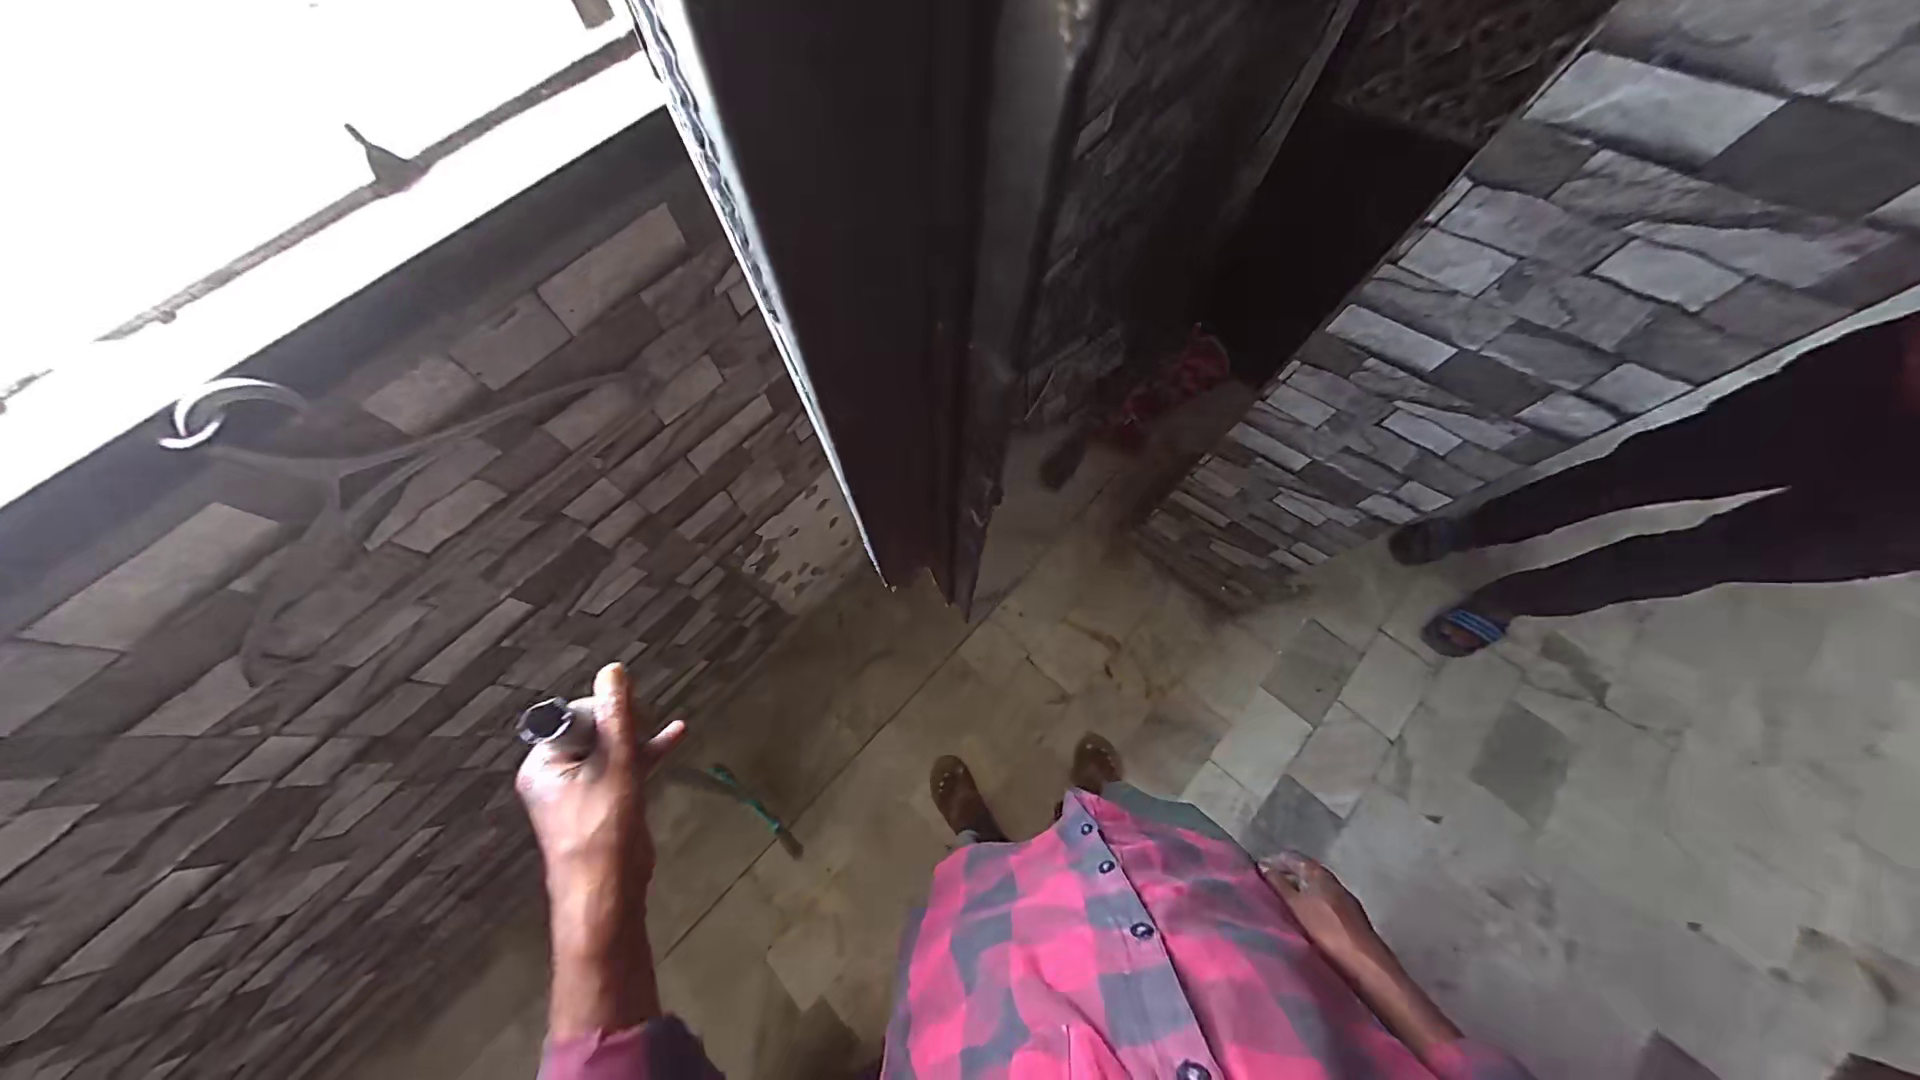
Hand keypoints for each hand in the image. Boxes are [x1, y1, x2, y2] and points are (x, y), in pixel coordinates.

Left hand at [517, 662, 685, 1036]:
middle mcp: (556, 774)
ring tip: (664, 729)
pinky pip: (624, 766)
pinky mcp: (605, 801)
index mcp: (544, 765)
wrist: (609, 891)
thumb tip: (612, 671)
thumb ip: (616, 716)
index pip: (571, 716)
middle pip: (593, 728)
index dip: (602, 714)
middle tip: (643, 728)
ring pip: (612, 746)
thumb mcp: (616, 763)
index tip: (627, 723)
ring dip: (638, 737)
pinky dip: (646, 753)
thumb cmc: (605, 828)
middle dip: (623, 724)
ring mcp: (581, 789)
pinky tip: (674, 737)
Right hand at [1258, 851, 1380, 968]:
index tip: (1259, 869)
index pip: (1294, 857)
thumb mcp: (1296, 905)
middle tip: (1268, 885)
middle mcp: (1334, 882)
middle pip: (1306, 872)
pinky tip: (1305, 917)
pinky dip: (1312, 904)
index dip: (1275, 860)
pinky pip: (1325, 903)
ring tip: (1283, 902)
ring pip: (1317, 888)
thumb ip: (1279, 884)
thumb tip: (1263, 864)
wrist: (1367, 965)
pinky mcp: (1352, 919)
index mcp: (1320, 874)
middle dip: (1287, 875)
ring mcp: (1346, 901)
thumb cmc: (1327, 930)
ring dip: (1300, 891)